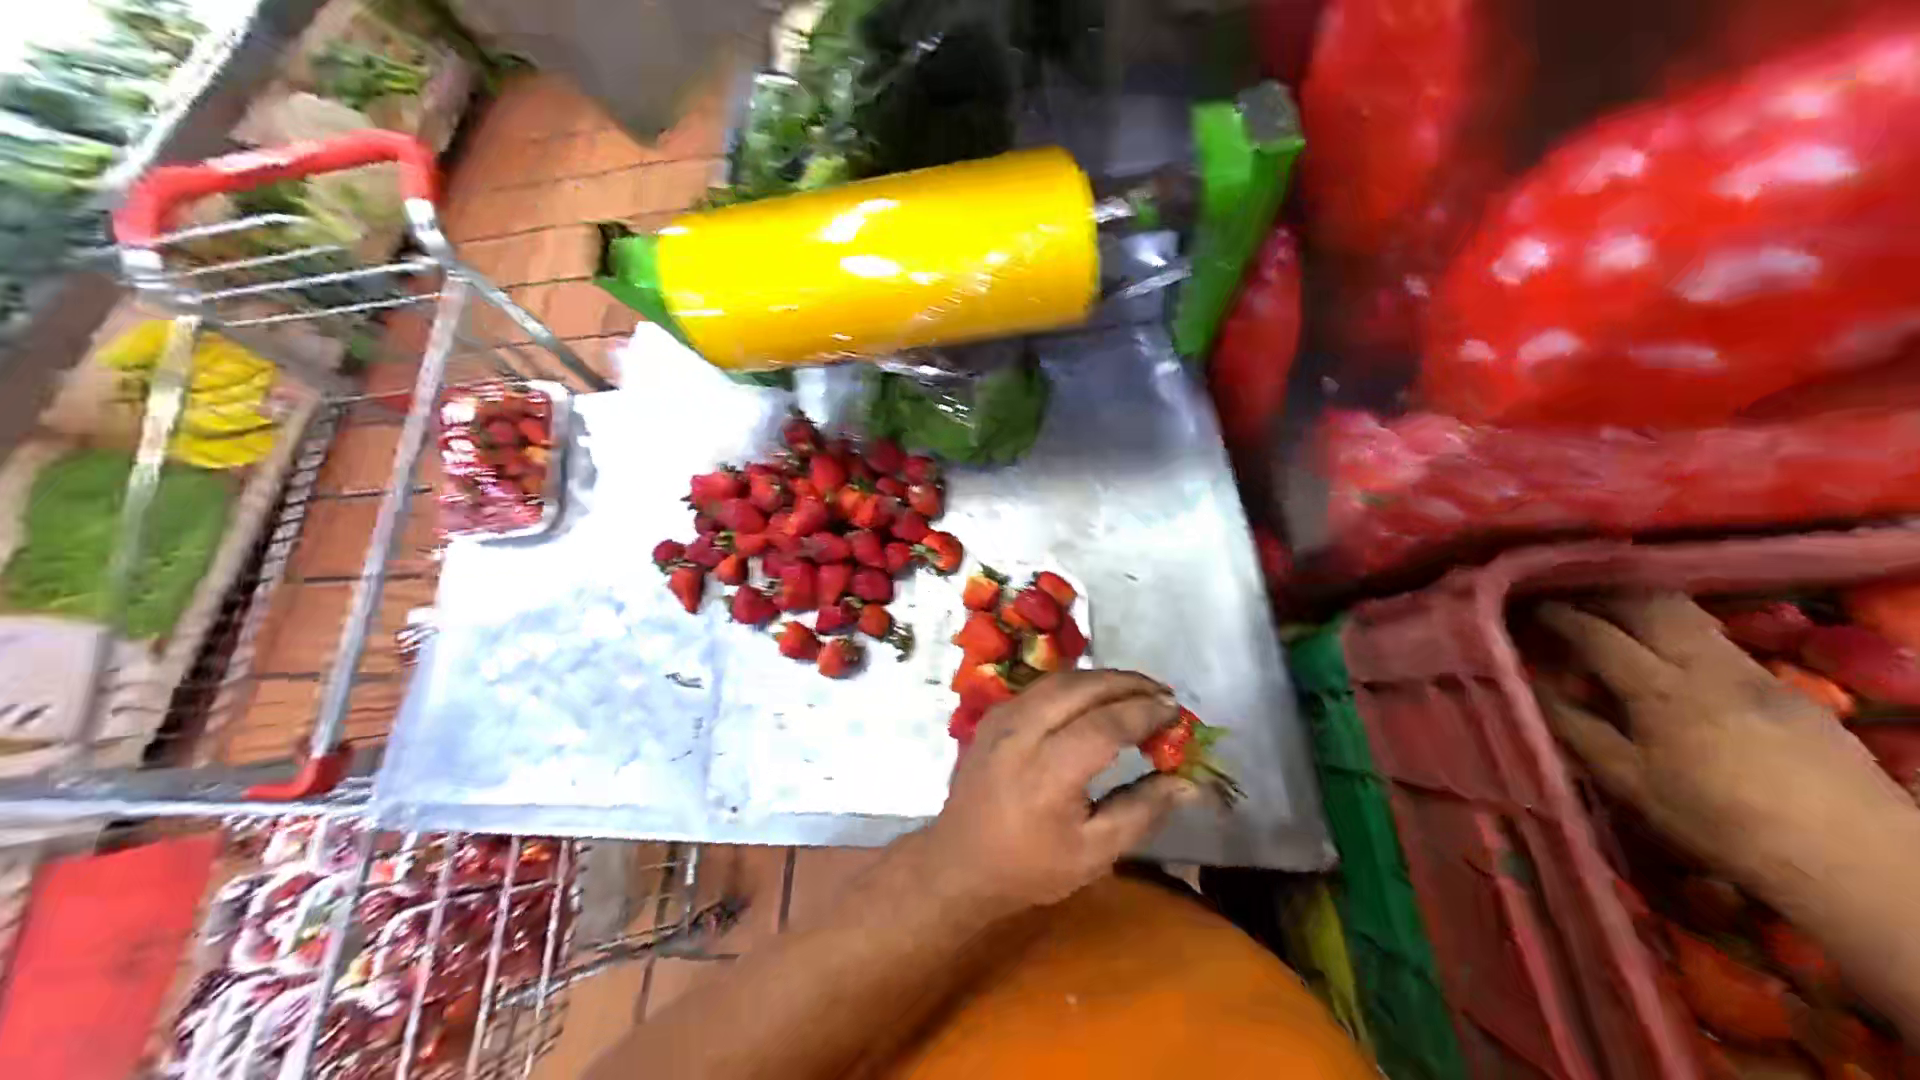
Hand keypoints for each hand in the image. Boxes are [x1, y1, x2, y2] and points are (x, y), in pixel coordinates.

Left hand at [906, 670, 1198, 917]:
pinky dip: (1075, 684)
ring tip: (1136, 691)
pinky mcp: (992, 715)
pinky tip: (1094, 697)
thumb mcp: (1094, 853)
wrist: (960, 862)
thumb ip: (1142, 811)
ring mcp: (1001, 718)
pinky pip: (1041, 687)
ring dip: (1102, 679)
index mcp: (1047, 772)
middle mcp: (1021, 733)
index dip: (1144, 713)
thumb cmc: (1030, 866)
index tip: (1175, 711)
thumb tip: (1188, 782)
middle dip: (1128, 683)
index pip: (1105, 724)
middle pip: (1082, 688)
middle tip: (1162, 693)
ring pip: (1059, 679)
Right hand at [1536, 592, 1913, 900]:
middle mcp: (1711, 668)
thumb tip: (1539, 688)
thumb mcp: (1629, 782)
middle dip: (1606, 595)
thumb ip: (1577, 728)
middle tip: (1574, 600)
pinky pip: (1723, 645)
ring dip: (1647, 612)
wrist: (1858, 863)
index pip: (1598, 635)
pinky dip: (1684, 638)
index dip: (1559, 616)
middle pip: (1654, 606)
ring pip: (1694, 619)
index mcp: (1663, 692)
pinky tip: (1674, 663)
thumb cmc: (1720, 824)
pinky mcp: (1793, 693)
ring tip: (1618, 624)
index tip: (1532, 608)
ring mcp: (1759, 676)